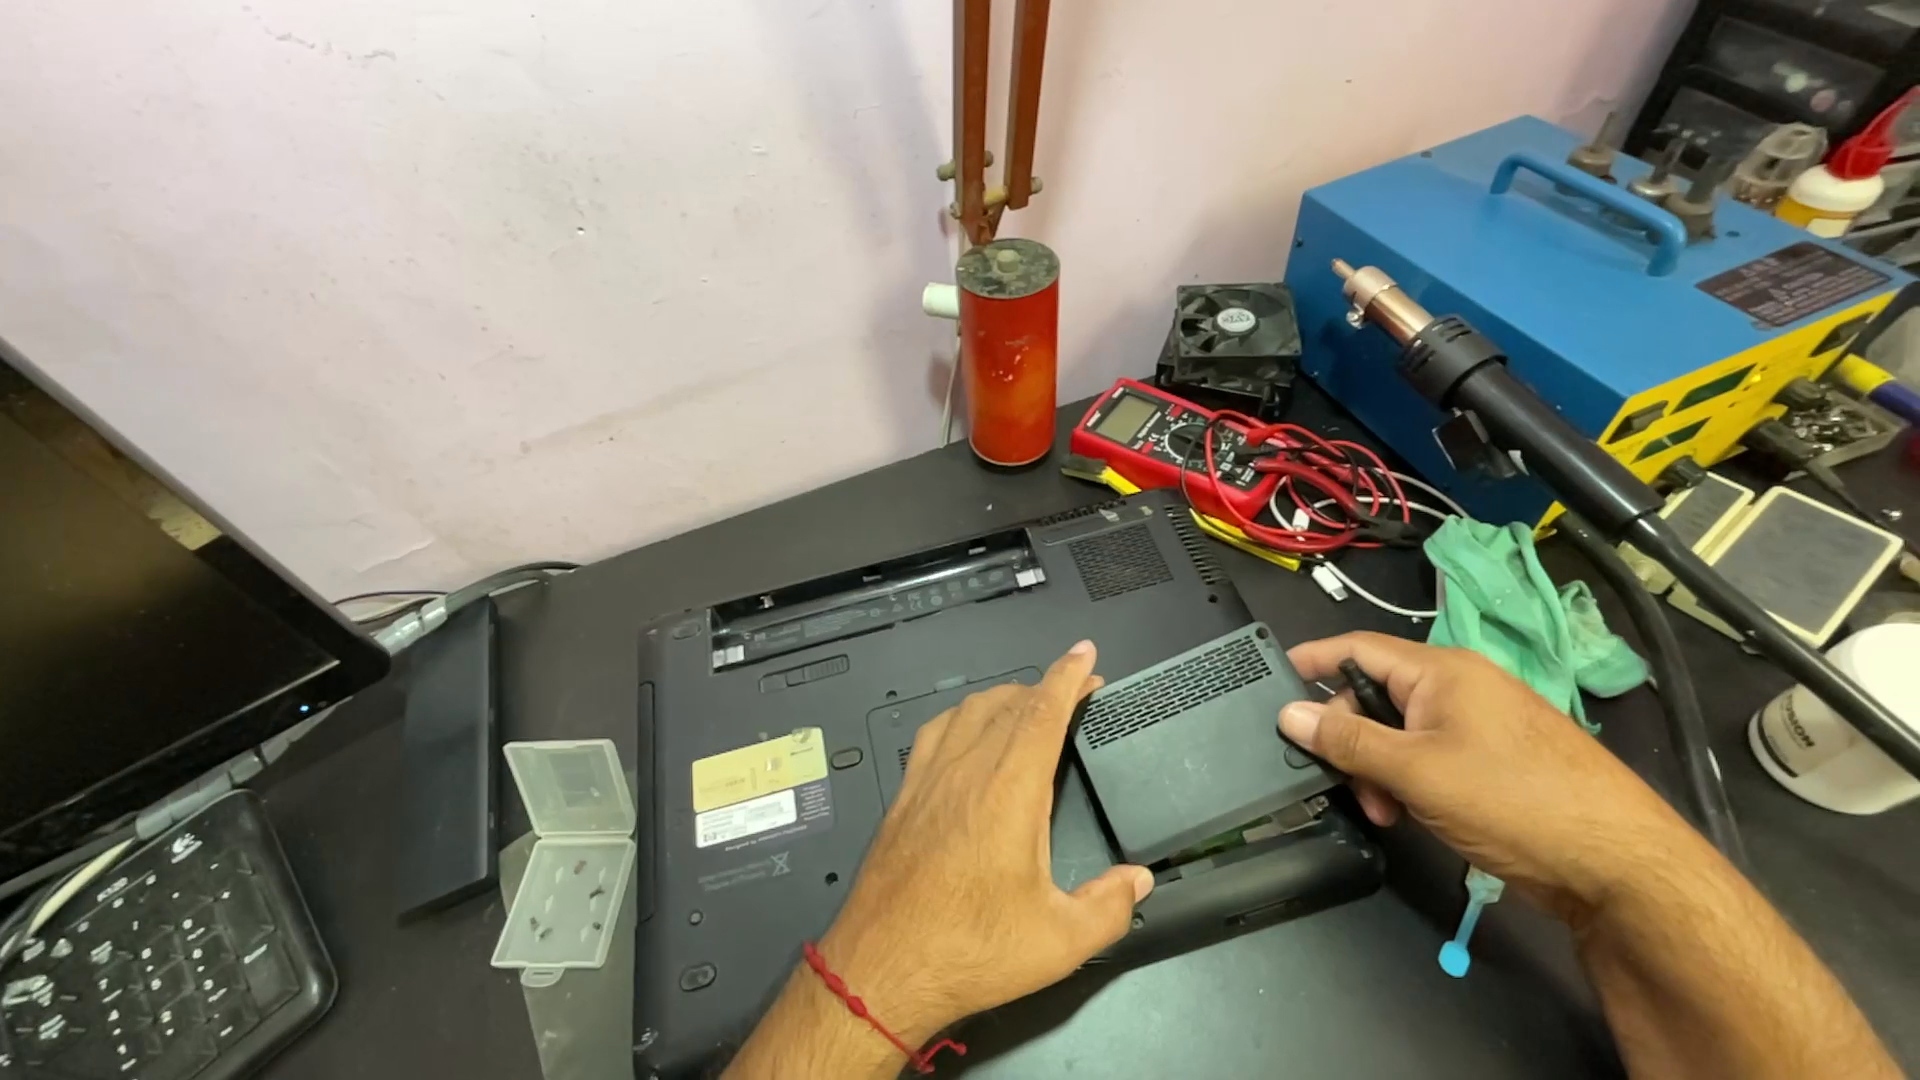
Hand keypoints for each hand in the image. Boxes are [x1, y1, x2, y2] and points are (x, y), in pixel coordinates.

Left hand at [813, 641, 1152, 1042]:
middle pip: (1010, 703)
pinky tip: (967, 730)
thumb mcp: (1058, 941)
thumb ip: (1110, 907)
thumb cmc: (969, 949)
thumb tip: (1138, 880)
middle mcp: (967, 769)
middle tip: (1074, 690)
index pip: (1043, 711)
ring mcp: (929, 777)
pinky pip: (935, 732)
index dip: (1068, 676)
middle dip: (1047, 687)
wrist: (883, 968)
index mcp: (1009, 790)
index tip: (1084, 654)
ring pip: (970, 710)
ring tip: (1029, 705)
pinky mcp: (905, 794)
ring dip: (1006, 697)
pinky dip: (962, 716)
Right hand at [1280, 632, 1695, 924]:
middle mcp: (1461, 686)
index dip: (1312, 659)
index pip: (1358, 647)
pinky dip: (1407, 778)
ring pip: (1400, 730)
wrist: (1624, 868)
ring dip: (1377, 766)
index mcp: (1442, 670)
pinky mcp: (1494, 759)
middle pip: (1375, 695)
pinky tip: (1410, 813)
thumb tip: (1289, 714)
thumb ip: (1346, 740)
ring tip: (1384, 810)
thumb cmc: (1513, 801)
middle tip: (1344, 782)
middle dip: (1349, 737)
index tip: (1272, 679)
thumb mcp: (1414, 770)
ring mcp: (1481, 723)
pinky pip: (1429, 754)